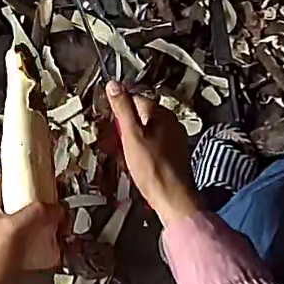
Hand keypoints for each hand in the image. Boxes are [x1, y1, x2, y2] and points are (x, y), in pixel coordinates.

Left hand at [0, 181, 63, 283]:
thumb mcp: (15, 227)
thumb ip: (37, 212)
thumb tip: (57, 208)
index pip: (12, 178)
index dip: (30, 173)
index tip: (49, 173)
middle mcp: (1, 217)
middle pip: (28, 200)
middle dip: (48, 202)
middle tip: (61, 206)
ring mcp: (9, 236)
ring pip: (36, 221)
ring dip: (51, 222)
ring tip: (63, 227)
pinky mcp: (18, 254)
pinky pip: (38, 241)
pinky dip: (49, 240)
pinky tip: (57, 244)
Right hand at [105, 80, 200, 225]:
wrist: (173, 198)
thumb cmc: (152, 168)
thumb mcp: (131, 135)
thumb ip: (122, 109)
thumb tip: (113, 85)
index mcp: (160, 113)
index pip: (133, 99)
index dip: (118, 113)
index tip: (110, 126)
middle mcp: (169, 122)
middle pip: (138, 116)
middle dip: (123, 129)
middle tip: (115, 145)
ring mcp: (172, 137)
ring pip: (142, 132)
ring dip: (129, 142)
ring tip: (124, 158)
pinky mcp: (172, 152)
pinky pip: (149, 144)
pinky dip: (139, 152)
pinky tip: (134, 164)